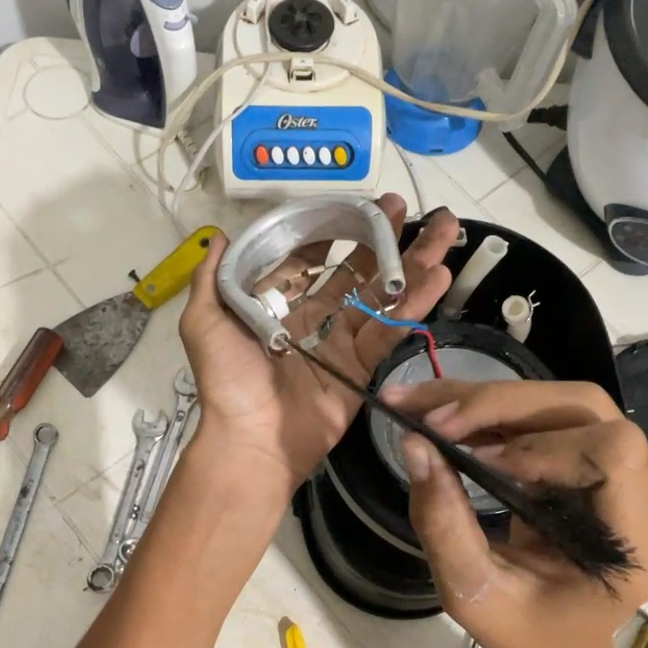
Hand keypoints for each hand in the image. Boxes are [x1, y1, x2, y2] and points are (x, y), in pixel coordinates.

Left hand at [178, 195, 458, 485]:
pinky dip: (413, 304)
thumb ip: (211, 278)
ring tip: (444, 232)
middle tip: (408, 208)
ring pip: (379, 296)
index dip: (332, 233)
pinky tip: (438, 275)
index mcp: (274, 305)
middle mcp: (309, 320)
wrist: (250, 440)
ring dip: (410, 264)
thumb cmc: (226, 379)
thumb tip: (217, 238)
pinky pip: (388, 331)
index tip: (357, 208)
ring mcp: (338, 344)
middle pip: (352, 272)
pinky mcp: (360, 369)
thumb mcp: (203, 322)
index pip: (307, 261)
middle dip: (382, 239)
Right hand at [383, 379, 647, 647]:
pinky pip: (550, 418)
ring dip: (489, 400)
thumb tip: (414, 443)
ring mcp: (631, 475)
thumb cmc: (525, 634)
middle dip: (499, 404)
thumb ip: (444, 524)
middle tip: (426, 416)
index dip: (540, 445)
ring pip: (564, 403)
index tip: (474, 462)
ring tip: (422, 406)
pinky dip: (493, 414)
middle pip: (585, 409)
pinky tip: (446, 418)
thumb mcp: (474, 594)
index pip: (612, 453)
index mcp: (638, 541)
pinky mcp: (598, 463)